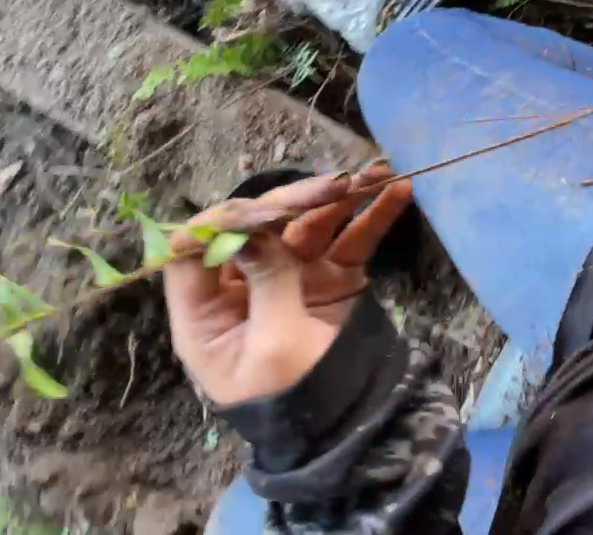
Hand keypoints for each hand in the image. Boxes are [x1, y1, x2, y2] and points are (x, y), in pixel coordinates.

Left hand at [163, 165, 414, 404]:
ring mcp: (294, 274)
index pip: (197, 251)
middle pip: (264, 226)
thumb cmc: (292, 392)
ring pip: (312, 223)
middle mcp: (246, 283)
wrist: (347, 418)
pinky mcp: (334, 274)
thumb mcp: (273, 345)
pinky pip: (352, 236)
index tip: (259, 208)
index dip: (221, 223)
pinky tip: (395, 190)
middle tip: (338, 183)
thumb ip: (267, 284)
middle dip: (299, 200)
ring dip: (342, 197)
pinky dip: (374, 214)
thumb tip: (254, 229)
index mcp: (209, 310)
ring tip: (376, 174)